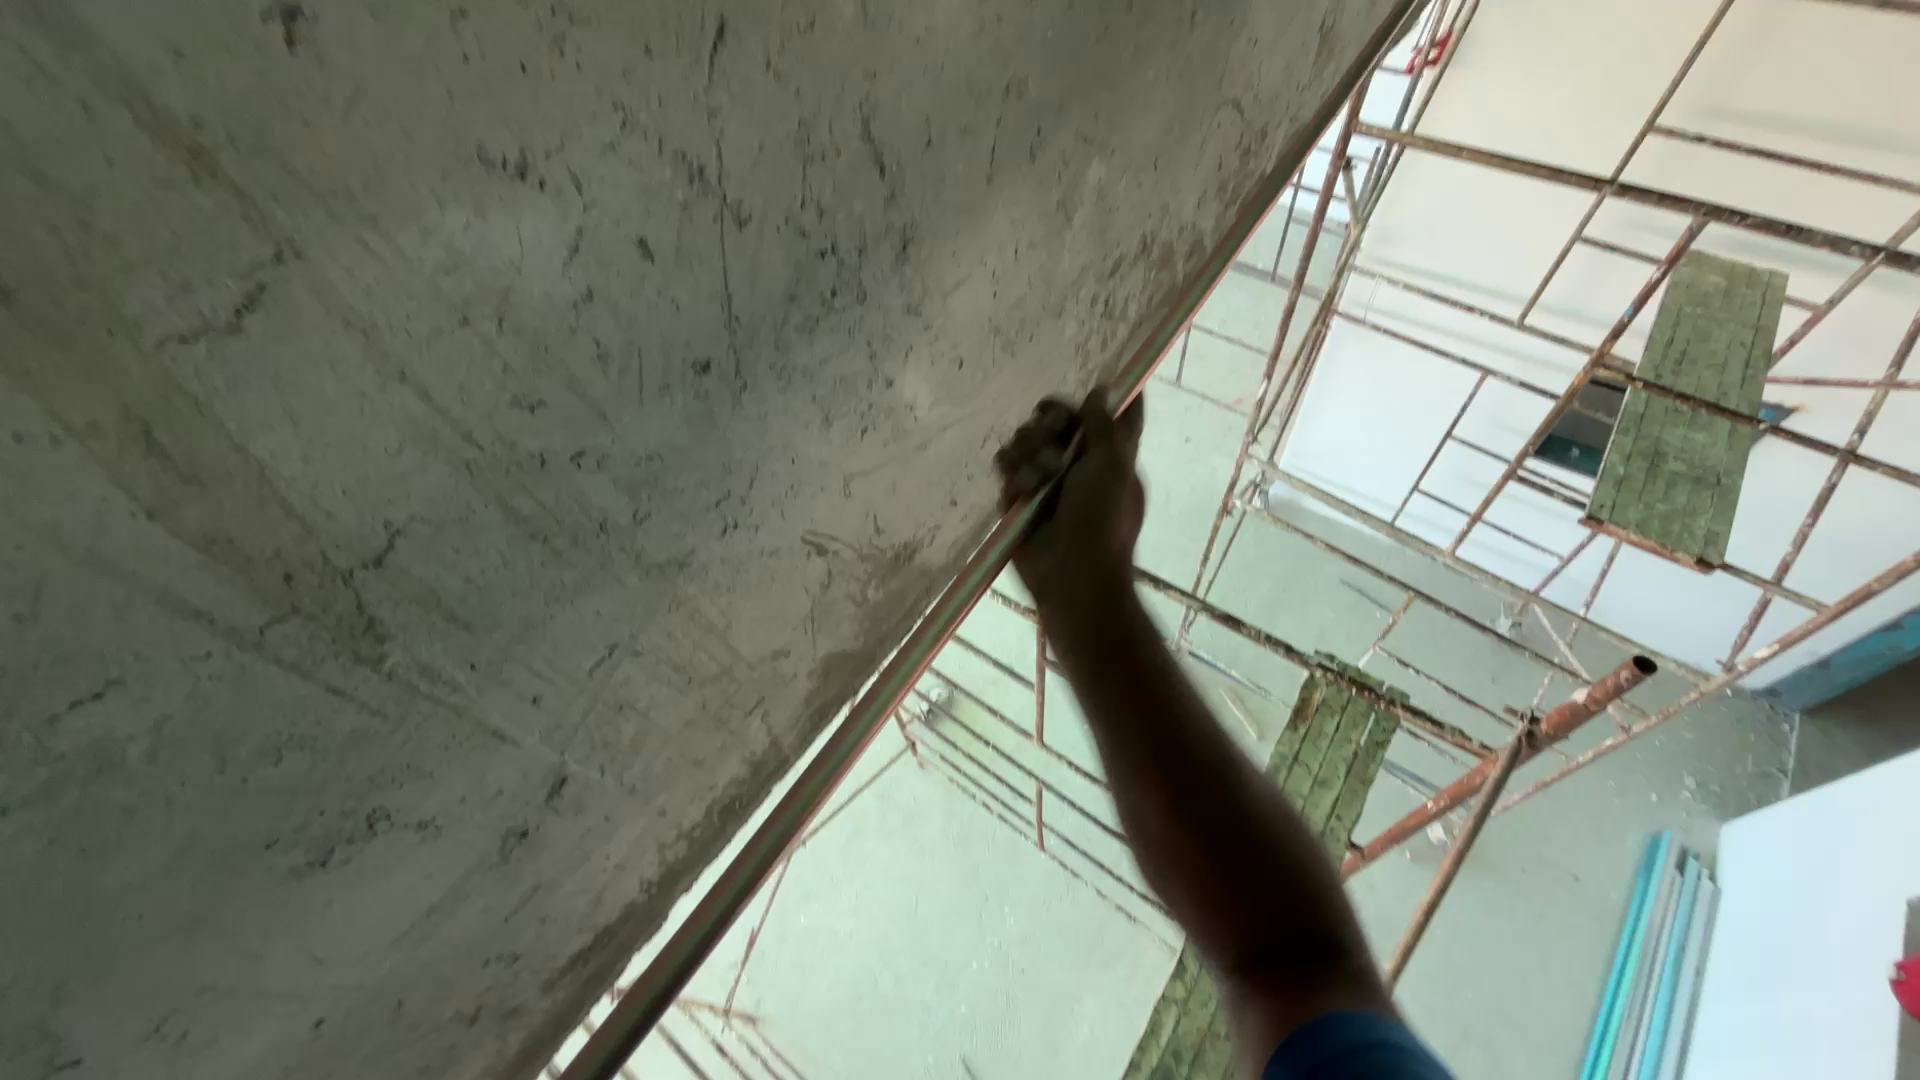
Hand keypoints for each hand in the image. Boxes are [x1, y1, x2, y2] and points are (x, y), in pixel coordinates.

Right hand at [993, 388, 1145, 604]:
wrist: (1073, 573)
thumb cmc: (1103, 518)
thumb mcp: (1113, 465)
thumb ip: (1103, 424)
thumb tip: (1101, 390)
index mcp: (1108, 454)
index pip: (1104, 415)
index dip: (1094, 400)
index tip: (1086, 394)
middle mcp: (1076, 462)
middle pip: (1054, 419)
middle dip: (1049, 423)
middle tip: (1052, 436)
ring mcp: (1045, 480)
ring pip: (1024, 441)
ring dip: (1029, 453)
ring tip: (1040, 477)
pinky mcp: (1018, 498)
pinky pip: (1006, 468)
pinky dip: (1014, 476)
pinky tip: (1023, 491)